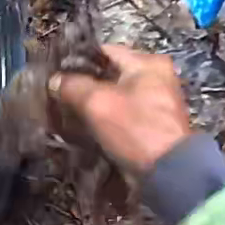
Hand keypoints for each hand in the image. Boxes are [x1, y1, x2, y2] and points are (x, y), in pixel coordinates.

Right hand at [49, 45, 192, 174]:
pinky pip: (122, 117)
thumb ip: (72, 86)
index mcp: (148, 63)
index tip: (54, 76)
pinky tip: (86, 132)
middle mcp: (156, 78)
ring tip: (67, 117)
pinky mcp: (153, 127)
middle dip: (83, 88)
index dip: (76, 62)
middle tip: (58, 99)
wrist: (169, 172)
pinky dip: (105, 123)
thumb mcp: (97, 102)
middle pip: (109, 76)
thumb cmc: (135, 130)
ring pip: (114, 98)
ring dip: (92, 108)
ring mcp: (156, 104)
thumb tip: (54, 81)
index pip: (103, 52)